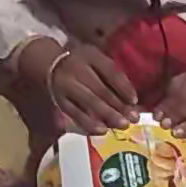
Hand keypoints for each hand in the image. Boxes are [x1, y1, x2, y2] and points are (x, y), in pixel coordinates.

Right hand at [17, 39, 136, 133]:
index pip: (110, 72)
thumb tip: (132, 100)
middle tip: (134, 119)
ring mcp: (67, 86)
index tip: (135, 101)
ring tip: (123, 125)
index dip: (124, 87)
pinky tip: (102, 130)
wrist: (50, 64)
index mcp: (91, 56)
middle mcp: (77, 69)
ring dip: (108, 115)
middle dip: (119, 106)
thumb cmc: (82, 64)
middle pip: (101, 89)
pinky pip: (75, 113)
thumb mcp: (97, 60)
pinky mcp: (60, 100)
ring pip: (90, 102)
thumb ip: (113, 75)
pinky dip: (89, 123)